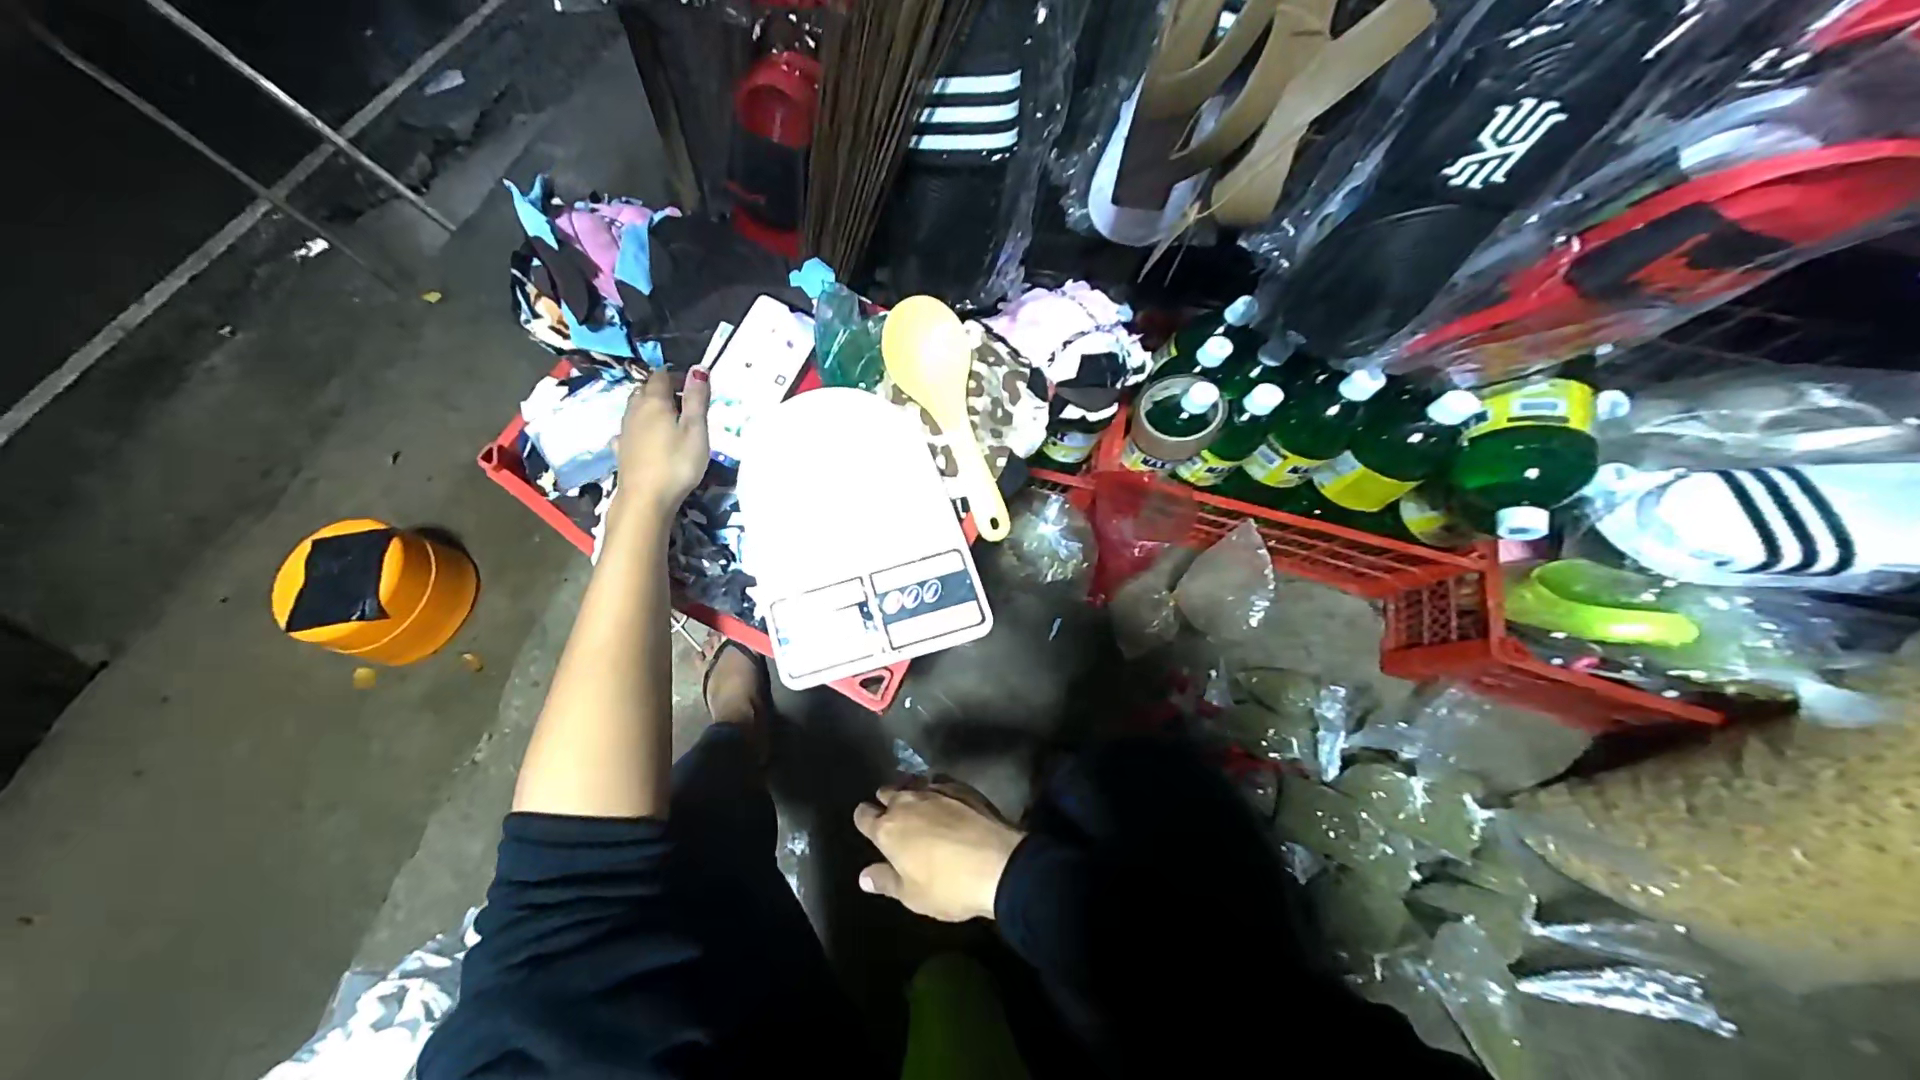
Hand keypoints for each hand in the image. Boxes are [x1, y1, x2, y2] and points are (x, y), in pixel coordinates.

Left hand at [615, 369, 709, 518]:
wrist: (646, 499)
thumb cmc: (677, 463)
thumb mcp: (696, 430)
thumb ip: (697, 399)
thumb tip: (699, 368)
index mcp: (654, 401)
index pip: (662, 376)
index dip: (679, 376)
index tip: (696, 388)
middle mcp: (634, 410)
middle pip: (646, 389)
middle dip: (664, 389)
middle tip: (686, 404)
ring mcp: (625, 429)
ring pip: (636, 406)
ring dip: (652, 406)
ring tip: (671, 420)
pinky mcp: (622, 448)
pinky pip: (630, 427)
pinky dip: (641, 425)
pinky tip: (647, 436)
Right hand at [853, 779, 1025, 922]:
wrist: (999, 863)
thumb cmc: (949, 885)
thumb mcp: (912, 895)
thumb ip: (886, 881)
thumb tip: (864, 876)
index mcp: (888, 829)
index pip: (863, 815)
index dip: (865, 820)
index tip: (869, 827)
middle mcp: (907, 803)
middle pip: (887, 792)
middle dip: (887, 802)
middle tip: (896, 819)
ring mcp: (935, 790)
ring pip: (913, 783)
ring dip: (911, 792)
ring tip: (919, 806)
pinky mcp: (961, 786)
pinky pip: (939, 781)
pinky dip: (937, 789)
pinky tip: (946, 801)